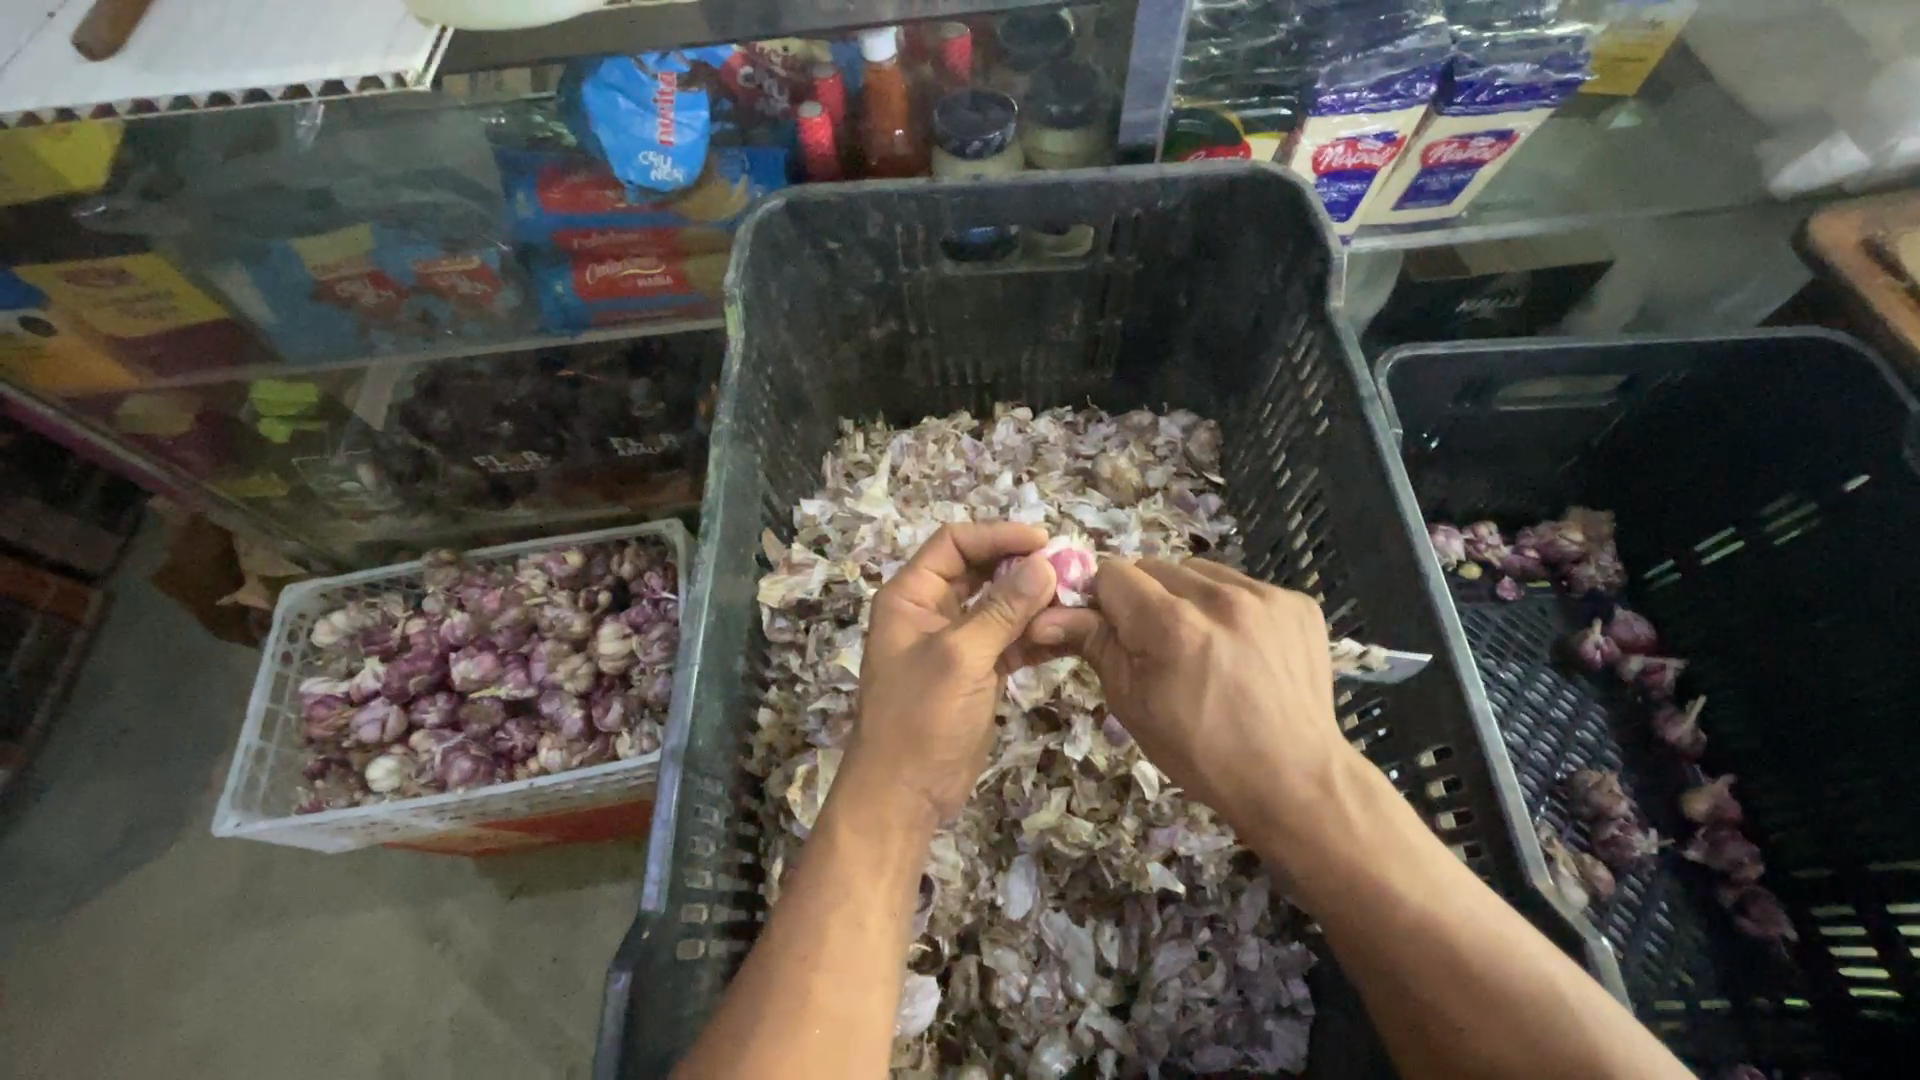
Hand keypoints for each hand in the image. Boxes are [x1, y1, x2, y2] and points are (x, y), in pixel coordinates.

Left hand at [853, 523, 1060, 822]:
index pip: (954, 544)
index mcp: (911, 596)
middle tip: (1070, 568)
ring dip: (1035, 602)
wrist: (905, 794)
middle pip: (980, 571)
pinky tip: (1069, 631)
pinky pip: (1011, 640)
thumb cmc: (920, 718)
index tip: (1043, 541)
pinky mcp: (978, 672)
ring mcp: (957, 643)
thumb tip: (1044, 565)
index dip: (997, 535)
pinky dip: (1037, 635)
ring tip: (1077, 598)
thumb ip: (1001, 610)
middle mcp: (932, 612)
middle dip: (1022, 568)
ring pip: (1000, 606)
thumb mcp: (960, 657)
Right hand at [1027, 558, 1355, 836]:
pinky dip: (1228, 607)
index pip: (1113, 573)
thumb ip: (1093, 644)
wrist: (1293, 781)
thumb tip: (1041, 617)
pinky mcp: (1297, 603)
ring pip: (1198, 572)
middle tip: (1153, 644)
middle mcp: (1221, 599)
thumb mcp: (1131, 704)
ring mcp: (1266, 597)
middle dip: (1143, 598)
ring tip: (1199, 645)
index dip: (1102, 598)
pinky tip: (1238, 647)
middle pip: (1154, 566)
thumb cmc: (1200, 753)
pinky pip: (1242, 585)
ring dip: (1185, 597)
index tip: (1110, 629)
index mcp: (1172, 626)